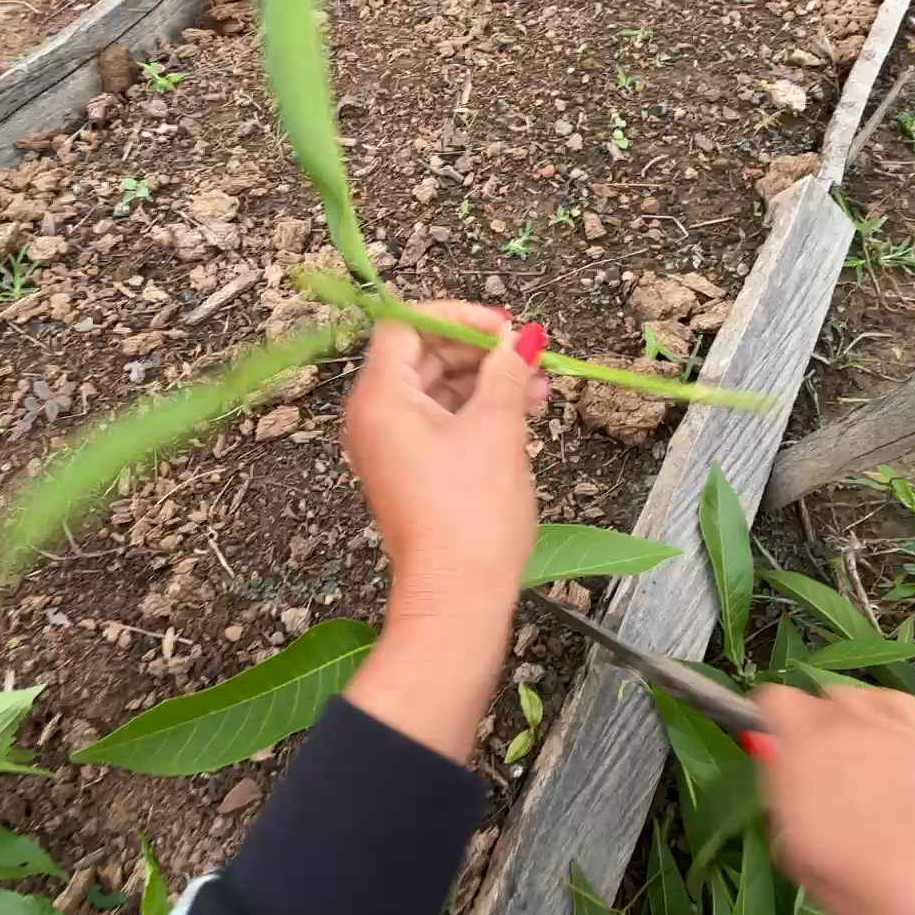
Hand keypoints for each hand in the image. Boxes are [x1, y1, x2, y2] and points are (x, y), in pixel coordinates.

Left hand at [341, 304, 548, 760]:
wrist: (458, 598)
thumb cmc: (472, 512)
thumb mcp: (496, 428)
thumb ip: (507, 371)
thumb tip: (523, 337)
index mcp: (380, 398)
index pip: (407, 326)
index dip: (456, 317)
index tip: (502, 327)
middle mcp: (375, 417)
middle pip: (424, 356)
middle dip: (480, 351)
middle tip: (528, 354)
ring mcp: (392, 446)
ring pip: (440, 390)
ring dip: (487, 382)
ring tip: (540, 385)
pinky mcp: (412, 470)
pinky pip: (443, 422)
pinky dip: (479, 412)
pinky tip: (525, 409)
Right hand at [747, 686, 914, 914]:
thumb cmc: (857, 872)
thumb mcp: (793, 839)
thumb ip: (782, 792)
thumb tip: (780, 771)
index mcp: (800, 740)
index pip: (773, 698)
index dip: (772, 721)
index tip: (775, 743)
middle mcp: (842, 723)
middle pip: (815, 698)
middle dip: (810, 725)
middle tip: (815, 764)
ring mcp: (886, 727)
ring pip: (856, 695)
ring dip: (848, 716)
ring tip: (852, 751)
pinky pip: (902, 704)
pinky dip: (890, 712)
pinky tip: (887, 736)